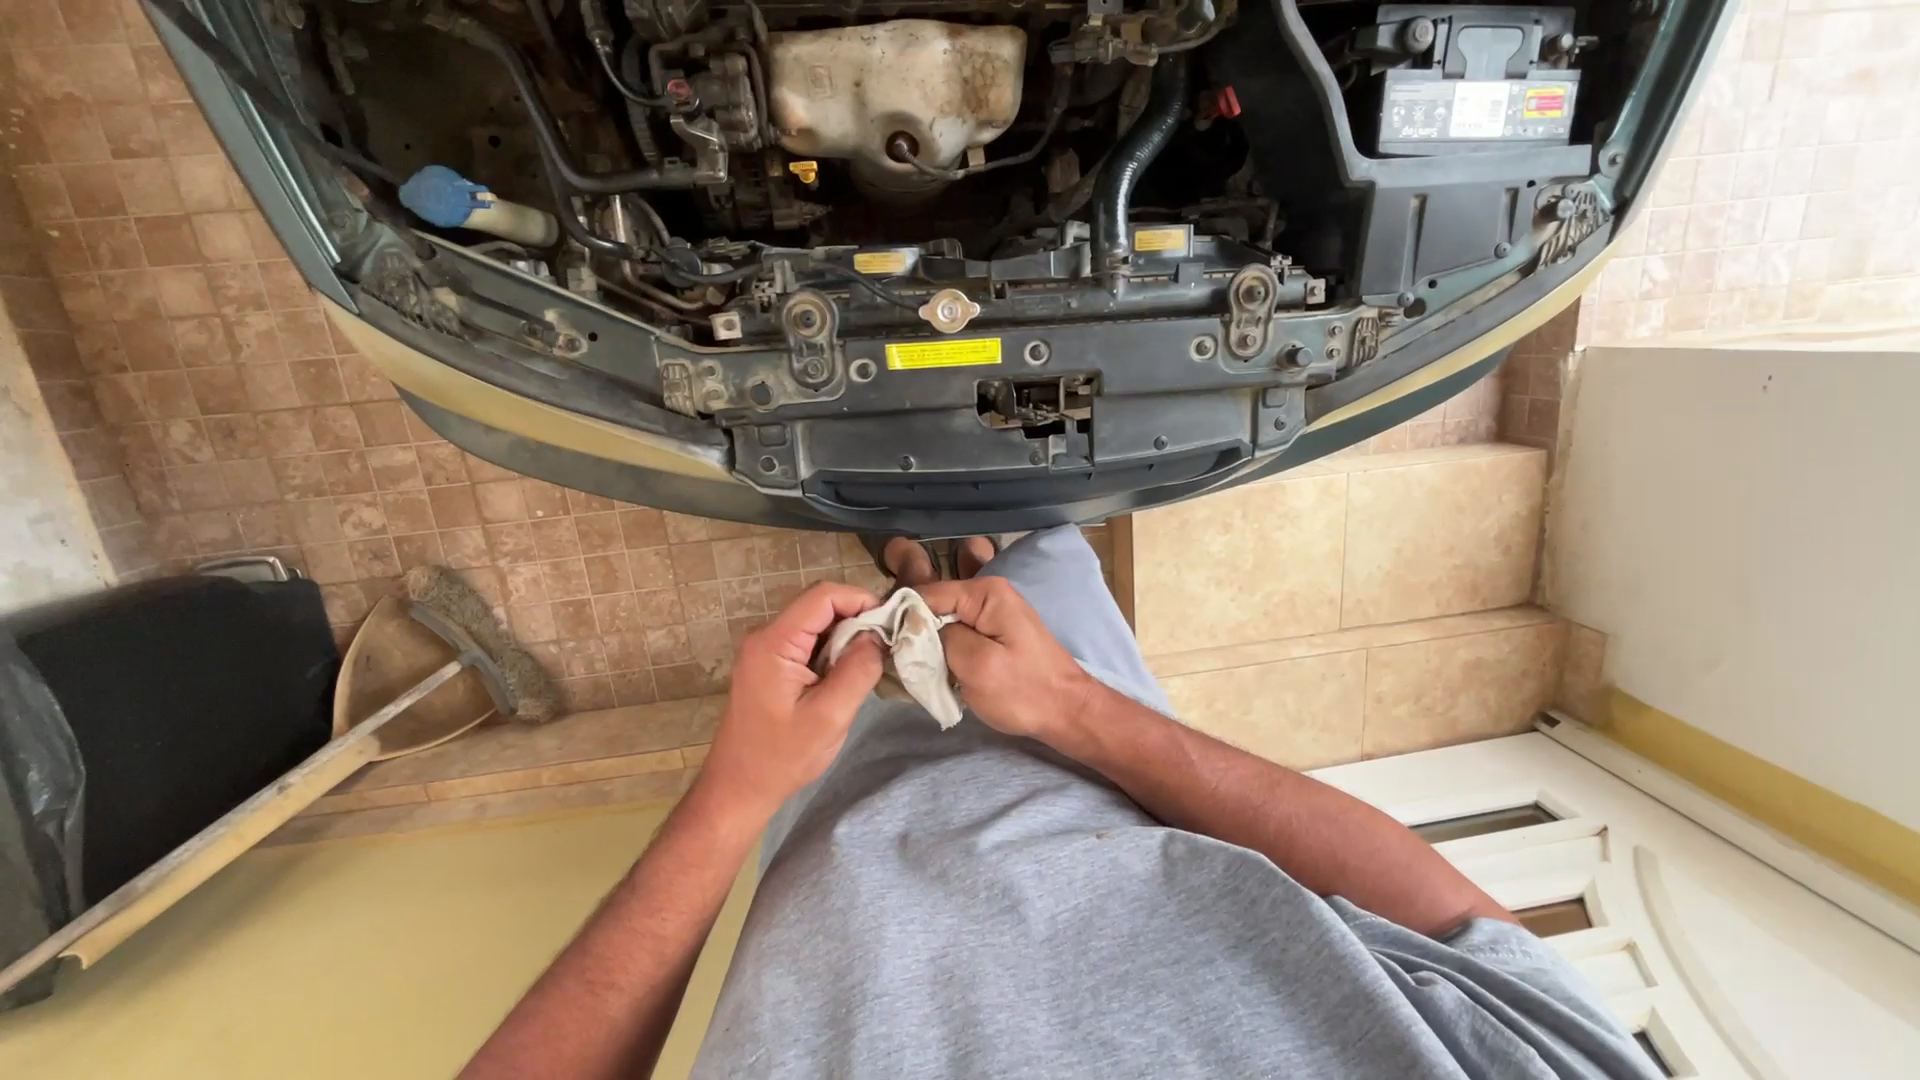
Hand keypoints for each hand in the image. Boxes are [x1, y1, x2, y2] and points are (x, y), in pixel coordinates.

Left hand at [699, 582, 884, 812]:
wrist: (738, 789)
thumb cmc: (781, 757)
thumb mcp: (829, 716)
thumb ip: (857, 671)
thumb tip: (877, 637)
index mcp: (773, 643)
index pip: (822, 596)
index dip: (860, 600)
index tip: (890, 624)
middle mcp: (766, 638)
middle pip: (819, 607)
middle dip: (857, 619)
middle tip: (886, 646)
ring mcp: (766, 652)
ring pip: (816, 625)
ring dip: (846, 637)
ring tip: (872, 663)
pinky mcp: (771, 667)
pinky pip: (808, 644)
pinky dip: (833, 652)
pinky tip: (848, 675)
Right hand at [916, 576, 1099, 742]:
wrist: (1068, 713)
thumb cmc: (1025, 692)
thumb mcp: (976, 665)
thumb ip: (940, 638)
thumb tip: (914, 628)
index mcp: (985, 593)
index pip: (925, 594)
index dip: (900, 618)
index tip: (881, 645)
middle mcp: (987, 595)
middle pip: (933, 607)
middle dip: (914, 633)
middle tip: (899, 664)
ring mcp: (992, 614)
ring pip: (942, 624)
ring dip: (929, 647)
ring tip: (914, 671)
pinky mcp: (993, 634)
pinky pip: (957, 636)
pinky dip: (945, 653)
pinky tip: (938, 673)